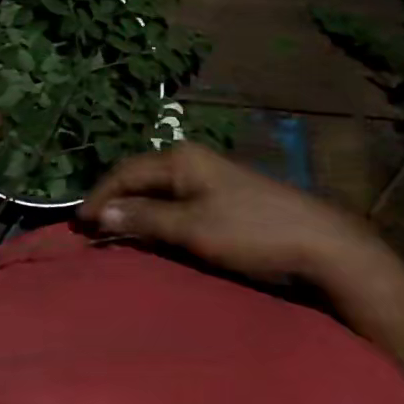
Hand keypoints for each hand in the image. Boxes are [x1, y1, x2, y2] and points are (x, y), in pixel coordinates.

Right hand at [78, 143, 379, 280]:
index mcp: (180, 158)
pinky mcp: (223, 195)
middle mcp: (191, 159)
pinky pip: (175, 200)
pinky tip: (151, 230)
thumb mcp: (192, 228)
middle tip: (93, 227)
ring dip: (135, 209)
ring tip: (115, 231)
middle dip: (114, 201)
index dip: (100, 197)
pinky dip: (156, 215)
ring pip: (157, 189)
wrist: (323, 245)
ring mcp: (209, 176)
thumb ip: (145, 218)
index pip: (125, 173)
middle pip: (139, 177)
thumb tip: (103, 212)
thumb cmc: (251, 232)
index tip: (80, 224)